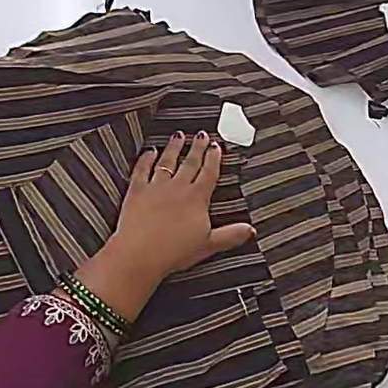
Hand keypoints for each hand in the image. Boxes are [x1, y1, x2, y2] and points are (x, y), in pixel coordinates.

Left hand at [76, 132, 256, 319]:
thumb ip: (231, 235)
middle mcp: (178, 188)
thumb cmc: (174, 251)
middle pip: (190, 162)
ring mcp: (156, 187)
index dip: (214, 158)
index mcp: (197, 198)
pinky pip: (142, 169)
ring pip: (167, 161)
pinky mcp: (137, 191)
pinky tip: (149, 151)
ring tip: (178, 136)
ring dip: (174, 148)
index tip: (216, 146)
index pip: (209, 172)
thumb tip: (250, 231)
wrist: (141, 253)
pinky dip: (146, 159)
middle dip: (197, 147)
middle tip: (202, 134)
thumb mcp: (209, 244)